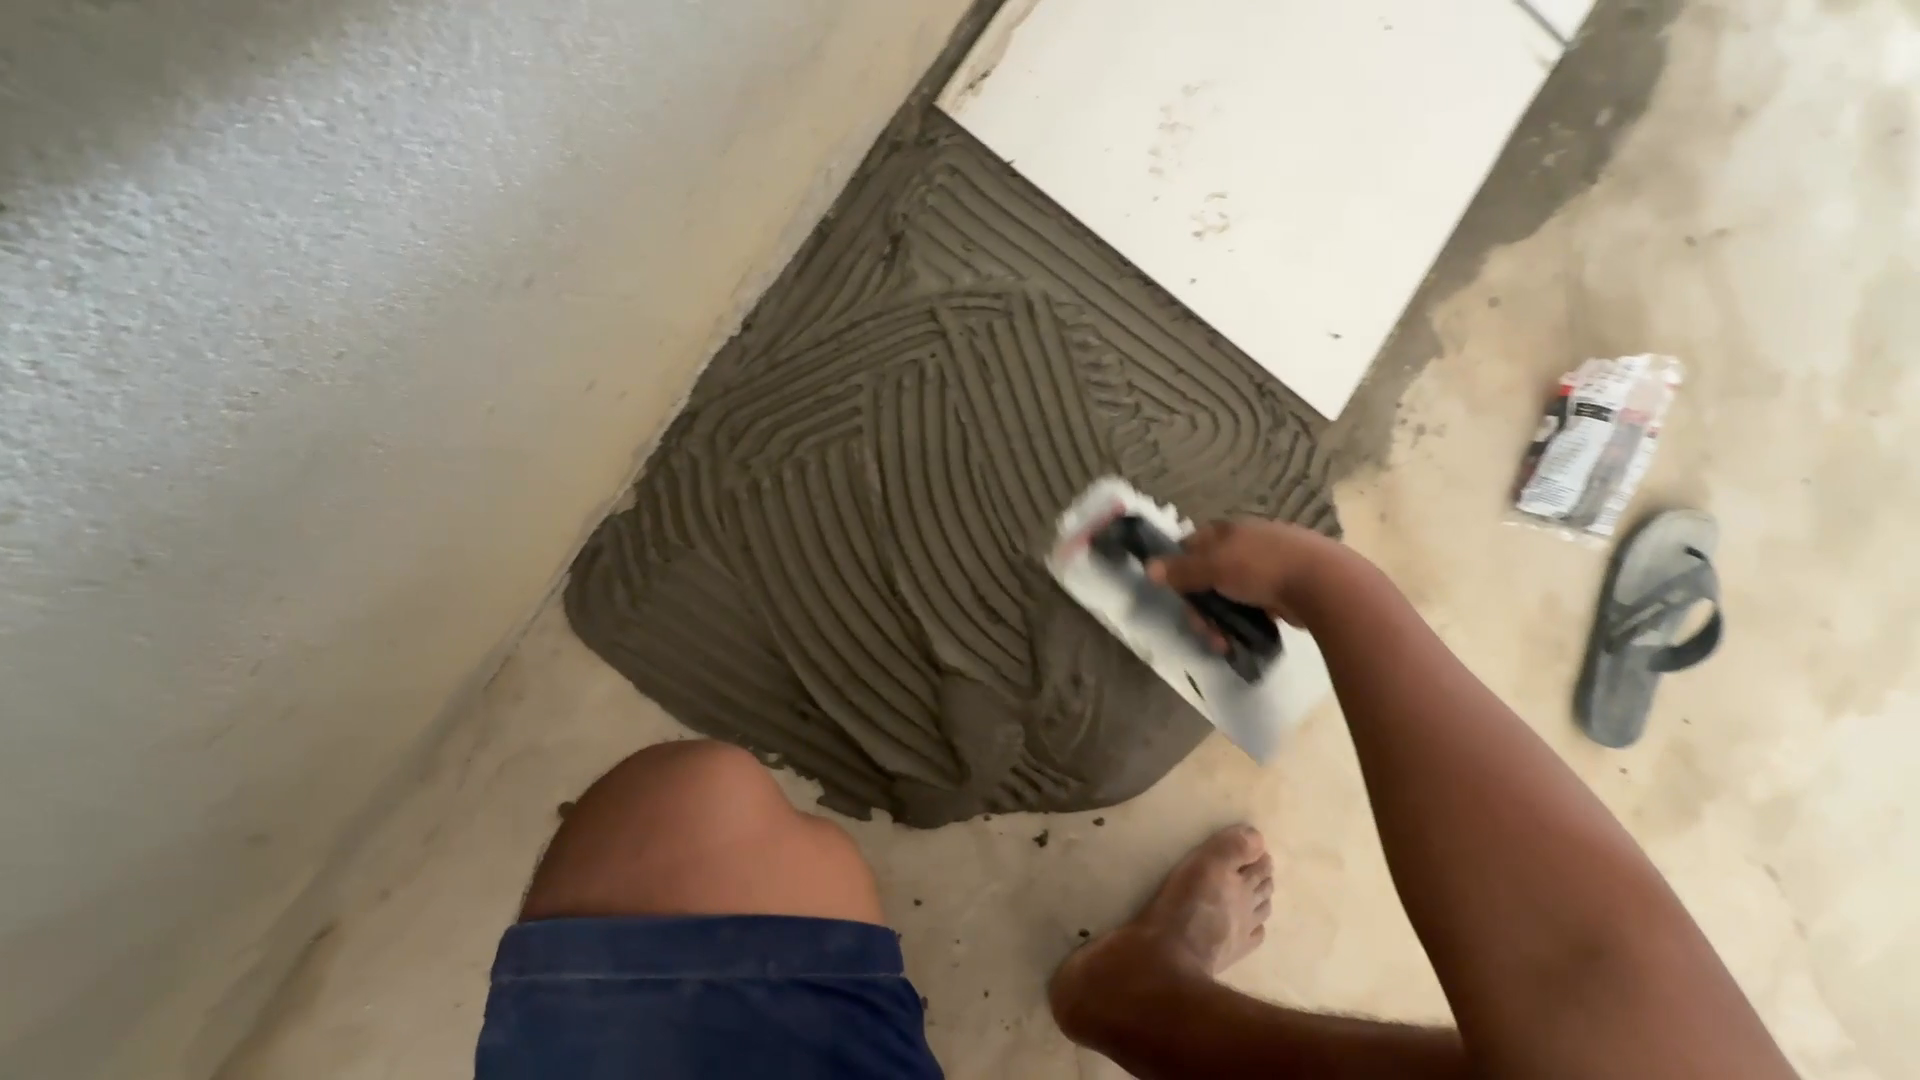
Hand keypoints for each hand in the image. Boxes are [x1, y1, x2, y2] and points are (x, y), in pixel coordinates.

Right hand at [1146, 519, 1346, 628]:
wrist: (1322, 585)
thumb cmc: (1261, 567)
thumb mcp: (1214, 567)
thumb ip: (1181, 571)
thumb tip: (1148, 568)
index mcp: (1227, 531)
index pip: (1190, 545)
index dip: (1179, 568)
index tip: (1177, 594)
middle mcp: (1244, 545)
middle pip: (1206, 576)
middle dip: (1201, 607)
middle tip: (1204, 630)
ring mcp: (1265, 568)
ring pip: (1228, 595)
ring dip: (1219, 621)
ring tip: (1223, 643)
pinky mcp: (1281, 591)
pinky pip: (1250, 608)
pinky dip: (1242, 623)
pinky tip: (1242, 639)